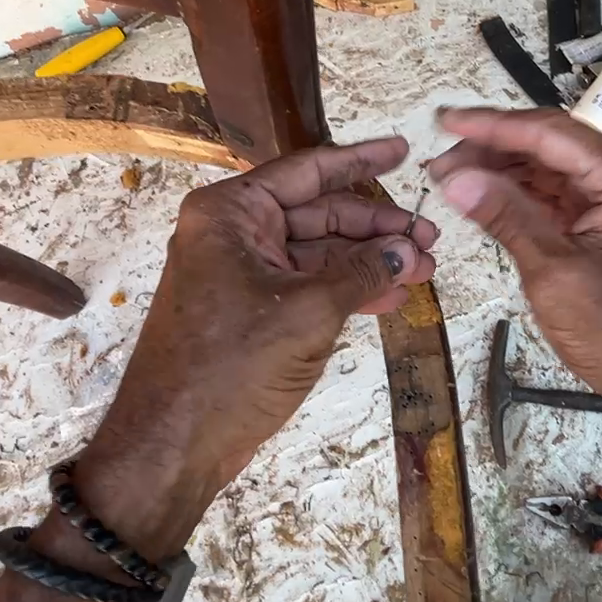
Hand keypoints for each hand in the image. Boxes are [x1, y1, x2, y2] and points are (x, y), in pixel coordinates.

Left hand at [81, 138, 437, 540]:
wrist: (172, 450)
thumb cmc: (230, 366)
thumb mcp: (306, 312)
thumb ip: (362, 272)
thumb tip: (408, 248)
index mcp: (232, 212)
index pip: (309, 170)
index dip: (361, 160)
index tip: (403, 151)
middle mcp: (236, 232)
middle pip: (320, 212)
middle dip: (376, 226)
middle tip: (429, 236)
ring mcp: (245, 272)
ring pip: (320, 251)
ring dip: (370, 260)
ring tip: (424, 267)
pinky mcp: (255, 309)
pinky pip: (310, 284)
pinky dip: (349, 288)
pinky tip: (392, 294)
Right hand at [425, 108, 601, 414]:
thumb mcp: (555, 275)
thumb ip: (506, 218)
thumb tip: (453, 178)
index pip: (551, 134)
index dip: (493, 125)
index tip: (445, 118)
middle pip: (549, 143)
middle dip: (491, 149)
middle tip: (440, 163)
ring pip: (548, 165)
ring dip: (500, 169)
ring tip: (450, 178)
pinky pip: (555, 191)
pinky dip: (517, 192)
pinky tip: (481, 193)